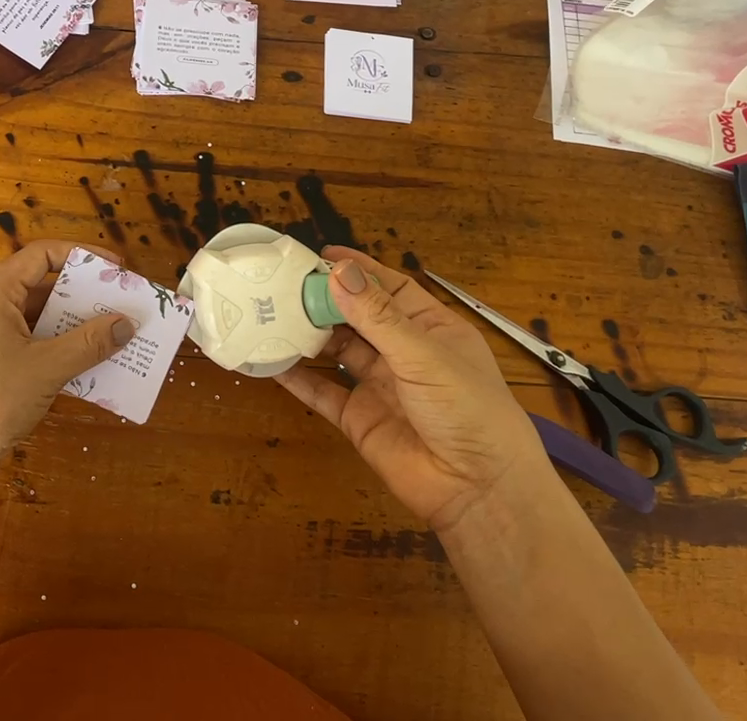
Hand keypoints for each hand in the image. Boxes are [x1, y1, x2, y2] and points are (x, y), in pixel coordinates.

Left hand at [0, 240, 135, 489]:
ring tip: (111, 335)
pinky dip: (55, 347)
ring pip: (35, 317)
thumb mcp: (47, 368)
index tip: (115, 268)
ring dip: (72, 325)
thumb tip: (125, 324)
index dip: (81, 255)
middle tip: (120, 305)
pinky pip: (27, 341)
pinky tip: (86, 363)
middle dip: (82, 295)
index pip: (41, 255)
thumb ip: (89, 342)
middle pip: (40, 285)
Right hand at [275, 247, 549, 532]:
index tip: (320, 255)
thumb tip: (337, 271)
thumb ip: (377, 315)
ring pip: (336, 351)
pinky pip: (321, 391)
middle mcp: (404, 354)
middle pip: (357, 317)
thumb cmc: (468, 410)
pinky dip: (296, 377)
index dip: (358, 270)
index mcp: (432, 330)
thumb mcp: (424, 354)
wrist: (477, 490)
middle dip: (324, 300)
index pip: (391, 289)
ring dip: (308, 334)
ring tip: (271, 314)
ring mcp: (379, 386)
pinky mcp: (357, 418)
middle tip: (284, 284)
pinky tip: (269, 361)